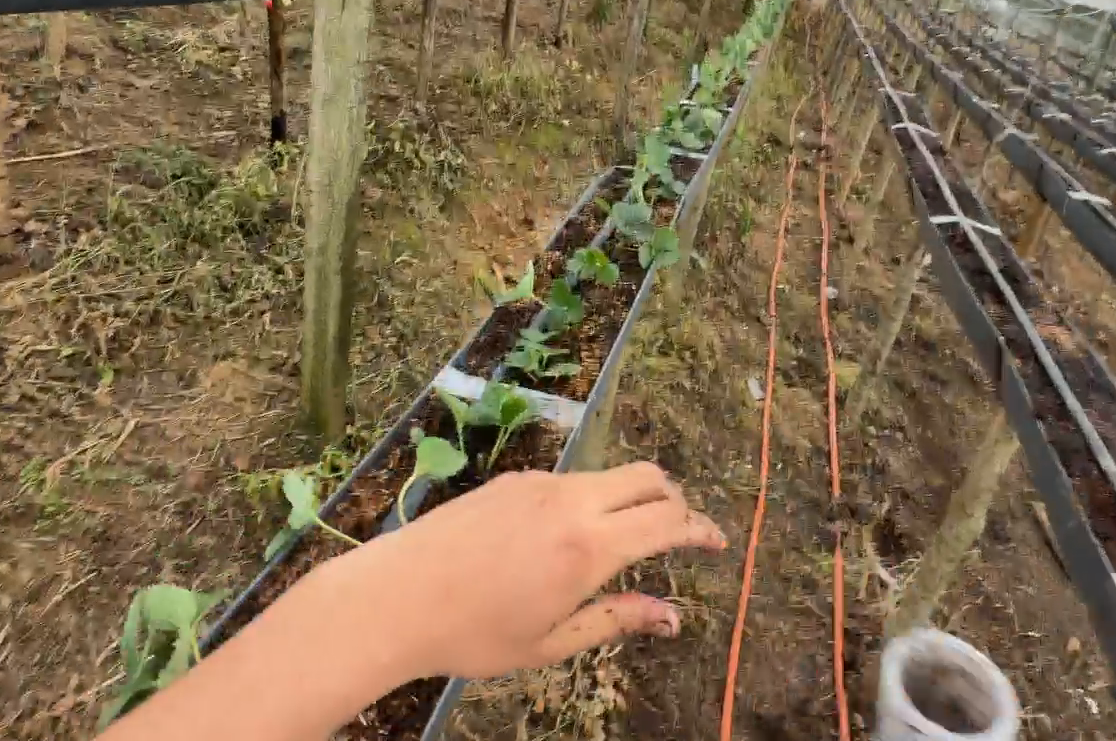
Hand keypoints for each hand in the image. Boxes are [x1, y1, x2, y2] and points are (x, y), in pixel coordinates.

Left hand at [291, 462, 726, 680]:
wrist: (397, 593)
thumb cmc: (474, 633)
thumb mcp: (551, 641)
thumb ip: (616, 619)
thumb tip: (671, 616)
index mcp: (587, 546)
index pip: (666, 521)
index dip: (700, 528)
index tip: (718, 540)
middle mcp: (572, 500)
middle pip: (647, 476)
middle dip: (675, 499)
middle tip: (680, 531)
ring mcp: (542, 482)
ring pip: (610, 474)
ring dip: (634, 496)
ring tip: (627, 536)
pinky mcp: (518, 477)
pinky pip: (573, 478)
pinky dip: (595, 496)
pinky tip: (570, 533)